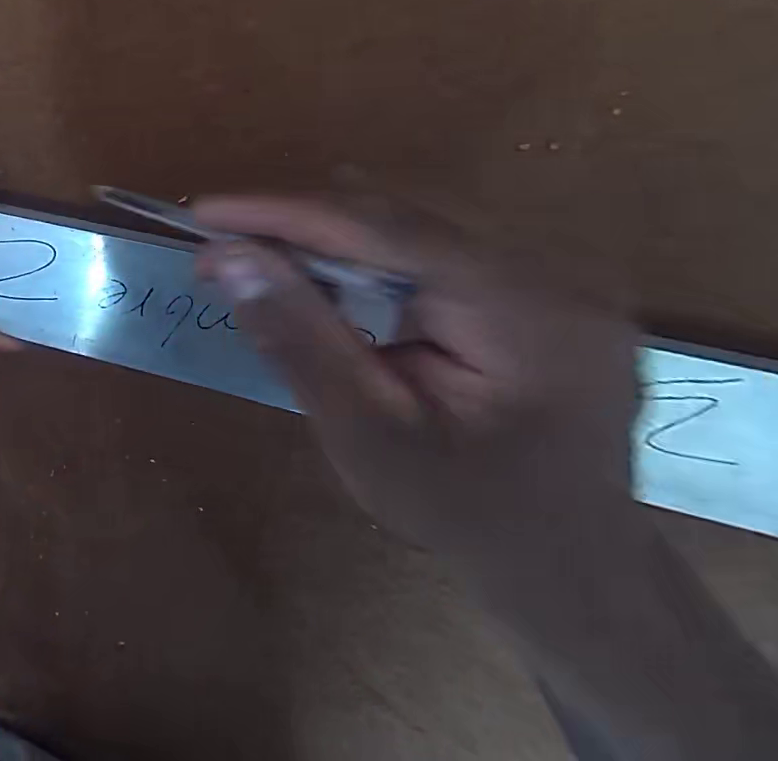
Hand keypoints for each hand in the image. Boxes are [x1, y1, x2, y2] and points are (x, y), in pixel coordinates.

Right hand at [191, 196, 638, 553]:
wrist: (569, 565)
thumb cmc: (466, 517)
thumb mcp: (368, 437)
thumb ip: (301, 342)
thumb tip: (231, 260)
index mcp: (524, 311)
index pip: (387, 231)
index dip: (288, 214)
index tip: (208, 212)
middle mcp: (548, 270)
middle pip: (398, 217)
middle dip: (300, 227)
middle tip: (222, 249)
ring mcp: (547, 272)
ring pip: (410, 224)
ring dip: (327, 240)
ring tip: (261, 263)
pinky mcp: (529, 283)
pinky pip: (429, 248)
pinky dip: (363, 259)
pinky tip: (324, 281)